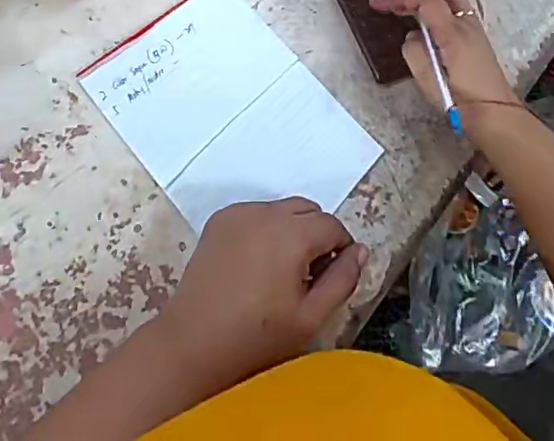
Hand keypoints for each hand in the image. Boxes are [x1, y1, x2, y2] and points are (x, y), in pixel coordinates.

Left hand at [155, 198, 365, 389]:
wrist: (194, 343)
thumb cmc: (257, 337)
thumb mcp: (311, 318)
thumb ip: (342, 279)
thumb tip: (360, 250)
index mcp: (292, 233)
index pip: (332, 225)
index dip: (340, 248)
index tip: (332, 276)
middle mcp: (266, 212)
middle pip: (308, 210)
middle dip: (316, 234)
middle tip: (307, 275)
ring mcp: (240, 212)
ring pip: (281, 209)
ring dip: (291, 230)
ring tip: (279, 272)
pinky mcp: (220, 219)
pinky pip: (256, 214)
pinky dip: (264, 229)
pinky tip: (255, 264)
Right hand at [369, 0, 519, 121]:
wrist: (496, 114)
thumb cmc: (459, 100)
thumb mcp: (426, 79)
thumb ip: (413, 50)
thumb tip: (413, 35)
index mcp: (452, 32)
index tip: (378, 3)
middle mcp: (466, 24)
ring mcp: (475, 29)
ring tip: (410, 3)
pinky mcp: (477, 38)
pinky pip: (457, 9)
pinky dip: (440, 5)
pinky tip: (429, 19)